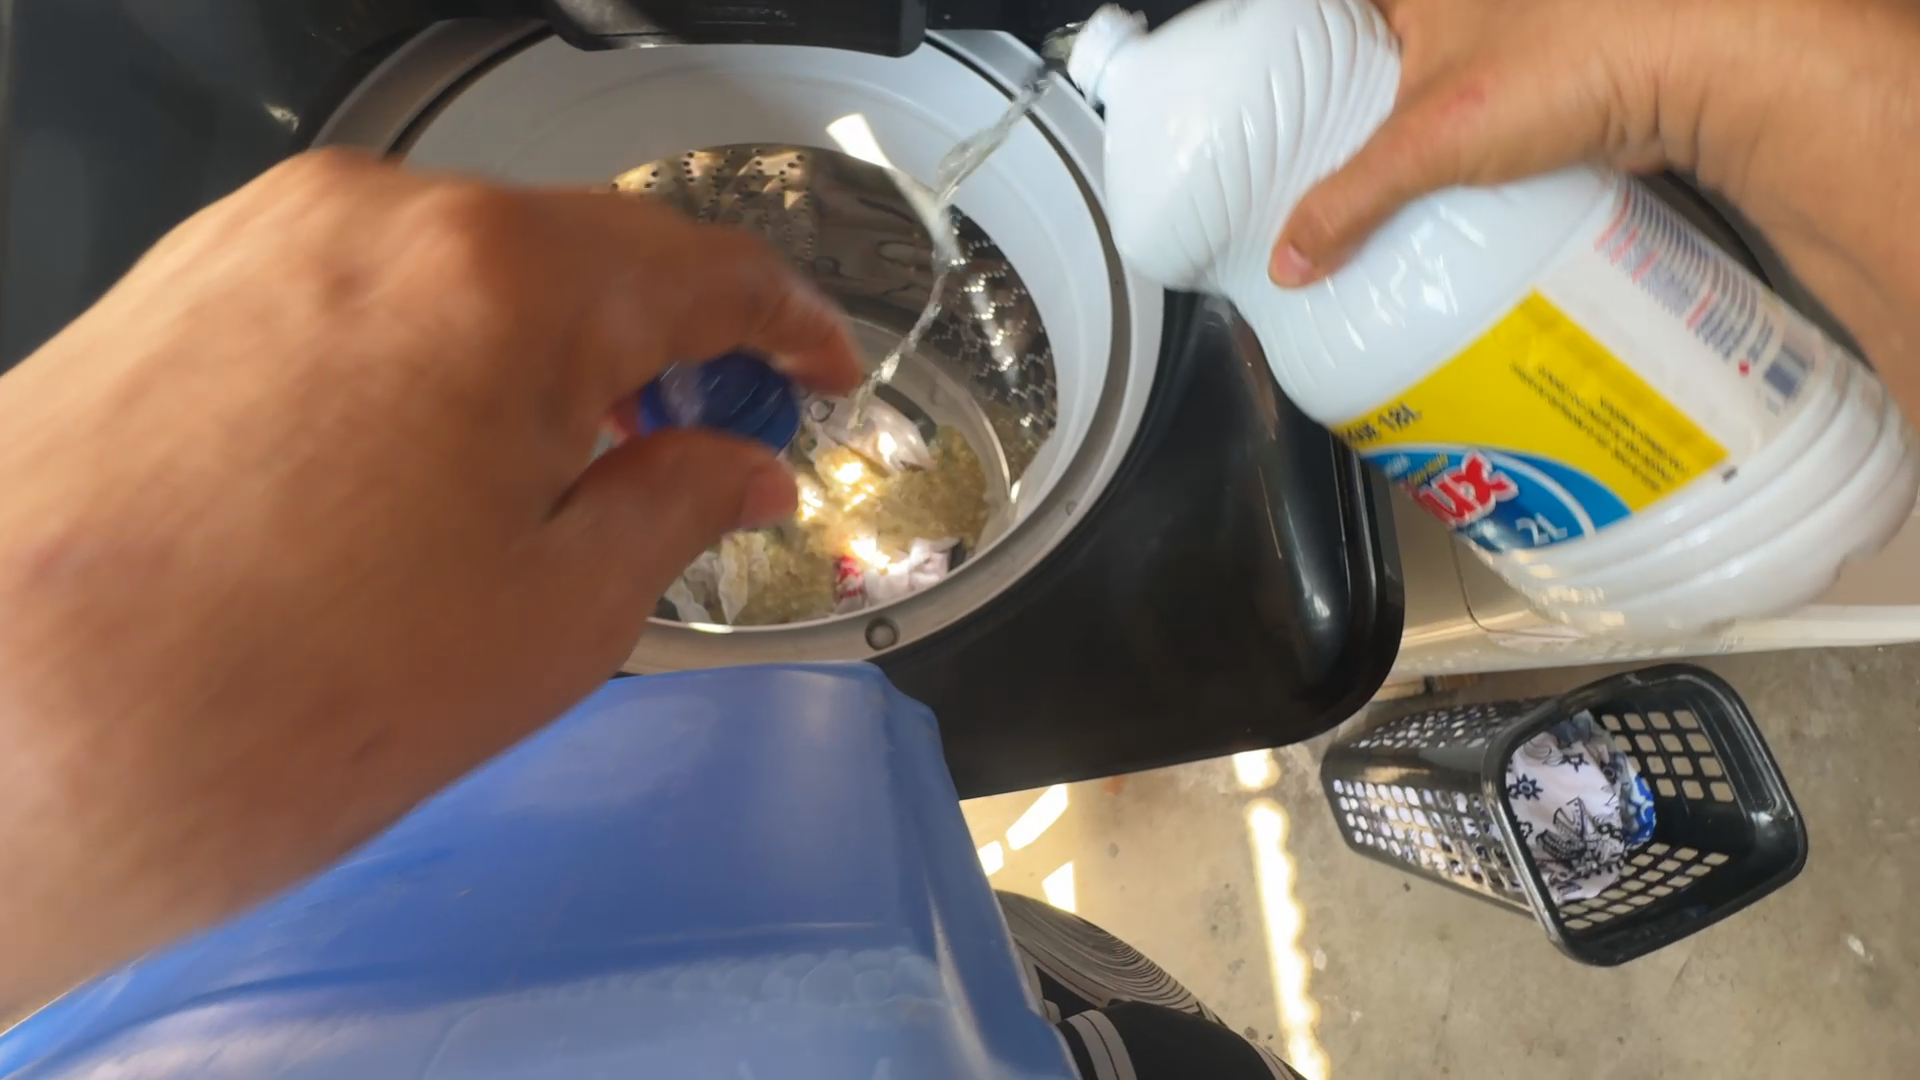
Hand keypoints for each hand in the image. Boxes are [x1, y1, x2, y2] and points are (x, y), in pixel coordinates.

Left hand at [0, 149, 860, 1008]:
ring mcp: (293, 235)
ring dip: (606, 342)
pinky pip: (428, 283)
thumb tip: (752, 468)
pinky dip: (511, 343)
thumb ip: (690, 499)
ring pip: (519, 265)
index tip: (828, 363)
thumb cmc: (320, 687)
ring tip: (641, 435)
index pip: (713, 273)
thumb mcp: (578, 599)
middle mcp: (397, 221)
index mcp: (511, 286)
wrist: (3, 747)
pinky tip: (525, 427)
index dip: (795, 322)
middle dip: (704, 336)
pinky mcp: (225, 277)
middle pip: (615, 253)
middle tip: (746, 418)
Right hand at [1268, 0, 1919, 410]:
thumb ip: (1345, 204)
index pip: (1311, 22)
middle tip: (1284, 162)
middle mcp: (1446, 0)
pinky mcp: (1515, 73)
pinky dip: (1417, 150)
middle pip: (1350, 58)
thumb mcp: (1429, 139)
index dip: (1274, 59)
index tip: (1248, 105)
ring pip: (1396, 85)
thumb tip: (1290, 258)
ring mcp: (1485, 33)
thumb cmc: (1591, 48)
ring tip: (1333, 185)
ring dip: (1368, 135)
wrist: (1715, 63)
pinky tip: (1401, 185)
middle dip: (1318, 111)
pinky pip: (1440, 113)